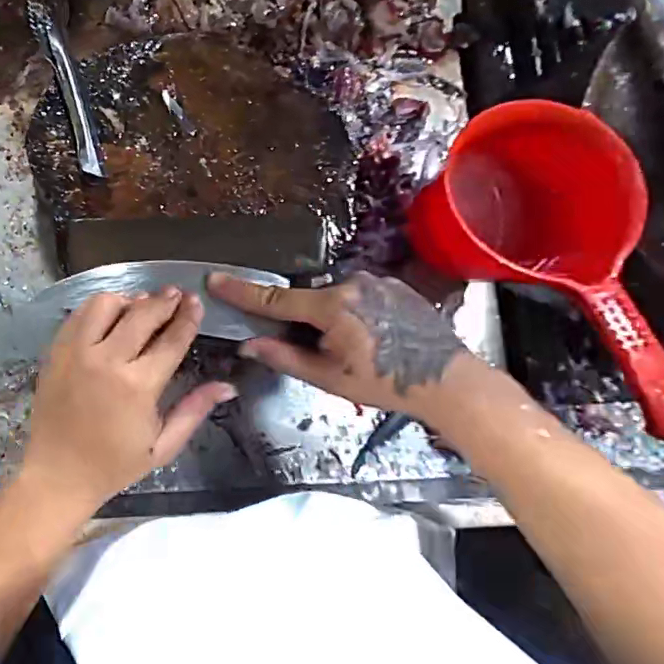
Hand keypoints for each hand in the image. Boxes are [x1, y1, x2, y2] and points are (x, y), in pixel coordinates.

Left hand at [24, 288, 235, 510]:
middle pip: (142, 314)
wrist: (56, 476)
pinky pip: (78, 315)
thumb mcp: (163, 446)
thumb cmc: (113, 465)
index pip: (170, 340)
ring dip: (128, 301)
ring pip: (105, 304)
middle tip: (176, 295)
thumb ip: (195, 410)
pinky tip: (111, 315)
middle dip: (164, 301)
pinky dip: (98, 308)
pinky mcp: (55, 352)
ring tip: (140, 306)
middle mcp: (106, 361)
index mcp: (137, 386)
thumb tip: (227, 386)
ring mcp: (76, 353)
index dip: (187, 318)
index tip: (196, 302)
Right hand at [207, 272, 507, 423]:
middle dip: (304, 321)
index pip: (275, 299)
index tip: (216, 279)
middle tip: (323, 352)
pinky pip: (360, 294)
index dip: (242, 291)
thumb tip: (249, 345)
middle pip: (309, 298)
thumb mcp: (330, 377)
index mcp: (332, 306)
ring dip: (333, 318)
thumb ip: (286, 357)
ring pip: (336, 297)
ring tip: (359, 351)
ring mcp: (376, 281)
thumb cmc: (386, 384)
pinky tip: (374, 339)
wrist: (448, 379)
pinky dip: (355, 313)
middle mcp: (352, 283)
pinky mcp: (394, 285)